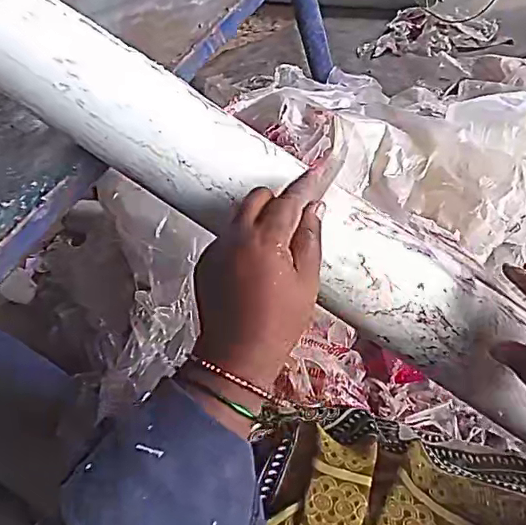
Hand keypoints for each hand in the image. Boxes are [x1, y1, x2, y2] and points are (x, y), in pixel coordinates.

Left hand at [192, 166, 326, 390]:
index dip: (306, 184)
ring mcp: (217, 248)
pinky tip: (253, 267)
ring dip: (258, 220)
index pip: (289, 200)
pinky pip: (227, 237)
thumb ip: (309, 241)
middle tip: (294, 221)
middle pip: (257, 198)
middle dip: (277, 201)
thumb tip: (312, 210)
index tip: (319, 168)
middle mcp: (235, 237)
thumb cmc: (279, 324)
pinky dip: (242, 240)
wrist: (235, 356)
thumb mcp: (306, 284)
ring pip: (240, 216)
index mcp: (265, 240)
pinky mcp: (206, 261)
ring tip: (274, 249)